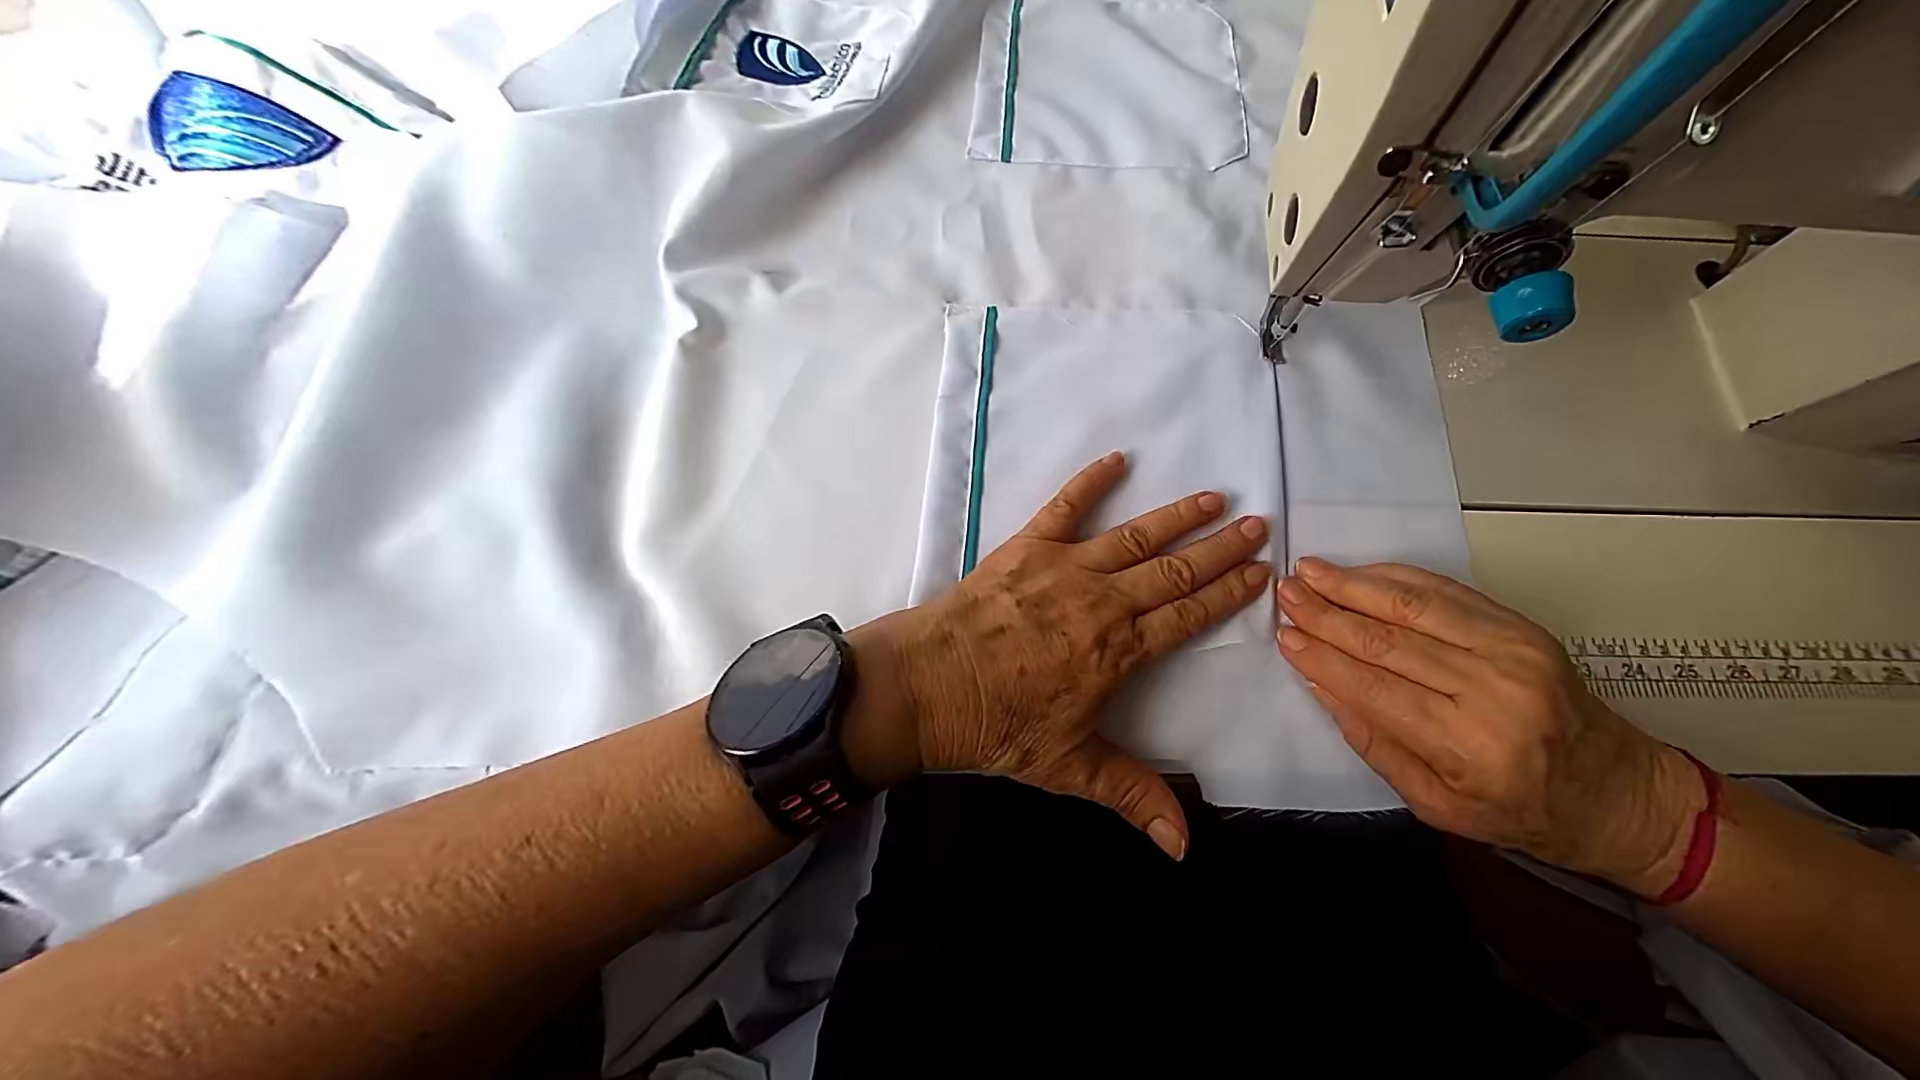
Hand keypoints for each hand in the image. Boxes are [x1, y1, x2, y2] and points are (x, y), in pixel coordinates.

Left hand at [843, 452, 1271, 859]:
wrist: (924, 687)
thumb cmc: (995, 727)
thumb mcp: (1068, 768)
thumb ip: (1131, 795)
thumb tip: (1185, 848)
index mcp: (1117, 651)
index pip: (1187, 616)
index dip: (1227, 594)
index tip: (1260, 572)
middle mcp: (1099, 602)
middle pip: (1172, 571)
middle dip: (1218, 548)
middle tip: (1256, 524)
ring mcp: (1061, 569)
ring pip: (1133, 537)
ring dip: (1176, 516)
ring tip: (1212, 497)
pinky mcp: (1023, 549)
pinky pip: (1063, 507)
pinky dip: (1089, 482)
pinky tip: (1116, 459)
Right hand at [1273, 558, 1705, 896]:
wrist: (1618, 792)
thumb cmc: (1521, 810)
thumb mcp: (1435, 804)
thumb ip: (1374, 743)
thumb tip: (1320, 683)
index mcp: (1468, 746)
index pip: (1372, 687)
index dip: (1321, 657)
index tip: (1284, 635)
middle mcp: (1493, 691)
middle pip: (1386, 640)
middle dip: (1326, 613)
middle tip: (1286, 593)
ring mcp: (1514, 652)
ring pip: (1412, 606)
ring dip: (1353, 584)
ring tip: (1309, 571)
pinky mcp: (1523, 629)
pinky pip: (1448, 592)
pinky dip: (1397, 577)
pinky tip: (1360, 571)